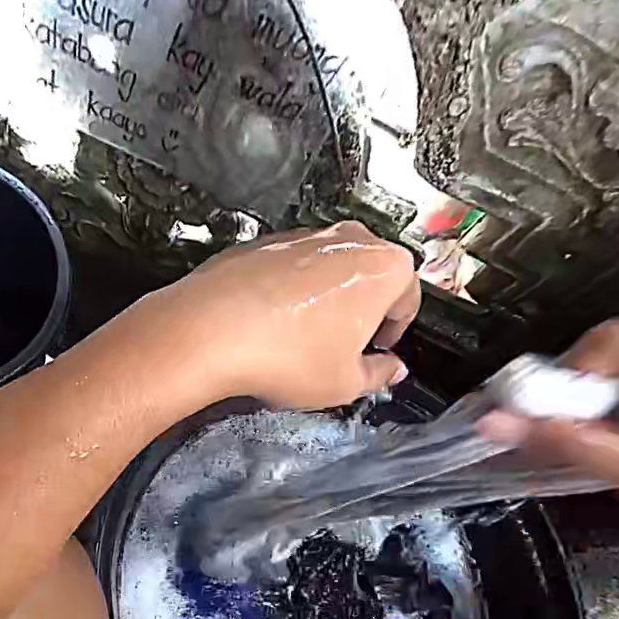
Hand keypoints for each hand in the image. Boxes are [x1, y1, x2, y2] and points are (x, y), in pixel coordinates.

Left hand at [127, 222, 420, 408]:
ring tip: (303, 340)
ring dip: (326, 300)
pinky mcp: (264, 243)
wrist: (210, 330)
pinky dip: (290, 292)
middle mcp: (348, 240)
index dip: (396, 330)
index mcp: (384, 267)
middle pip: (371, 276)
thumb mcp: (345, 383)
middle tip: (345, 347)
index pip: (408, 298)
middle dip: (363, 310)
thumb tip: (391, 370)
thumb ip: (379, 374)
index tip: (380, 351)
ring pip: (330, 269)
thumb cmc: (286, 356)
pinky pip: (290, 269)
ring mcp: (303, 236)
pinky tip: (273, 325)